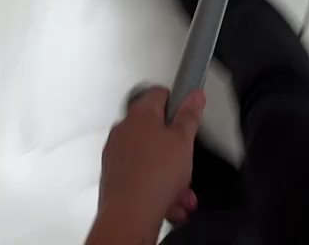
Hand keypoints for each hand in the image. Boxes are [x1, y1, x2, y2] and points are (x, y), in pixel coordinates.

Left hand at [94, 87, 205, 238]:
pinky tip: (168, 201)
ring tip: (182, 191)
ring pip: (149, 156)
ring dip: (168, 172)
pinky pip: (140, 174)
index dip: (178, 102)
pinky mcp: (114, 175)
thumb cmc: (153, 176)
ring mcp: (117, 151)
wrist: (129, 215)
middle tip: (185, 160)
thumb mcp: (184, 141)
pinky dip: (154, 184)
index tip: (188, 113)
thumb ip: (190, 116)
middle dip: (175, 148)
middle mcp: (124, 127)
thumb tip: (194, 96)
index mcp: (141, 112)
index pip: (160, 93)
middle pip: (156, 129)